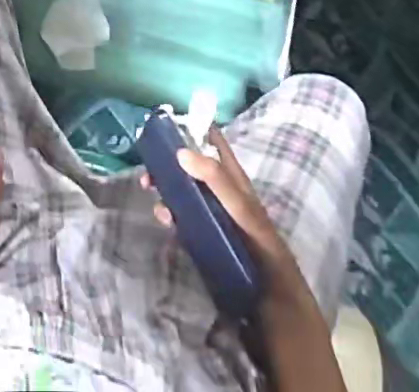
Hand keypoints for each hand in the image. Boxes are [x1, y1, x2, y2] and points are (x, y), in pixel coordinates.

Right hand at [141, 126, 293, 272]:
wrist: (270, 297)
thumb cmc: (261, 244)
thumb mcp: (241, 208)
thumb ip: (216, 180)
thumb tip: (180, 152)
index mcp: (232, 176)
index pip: (212, 141)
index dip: (193, 126)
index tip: (165, 121)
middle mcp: (219, 189)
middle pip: (189, 164)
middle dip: (167, 160)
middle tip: (148, 164)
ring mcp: (210, 211)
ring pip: (182, 188)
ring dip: (164, 185)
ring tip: (149, 187)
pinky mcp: (202, 233)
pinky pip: (180, 215)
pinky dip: (168, 211)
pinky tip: (164, 218)